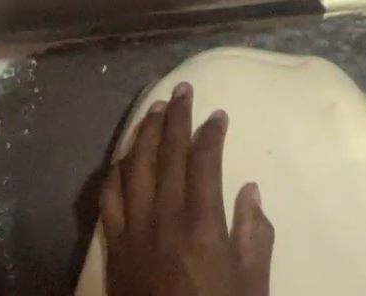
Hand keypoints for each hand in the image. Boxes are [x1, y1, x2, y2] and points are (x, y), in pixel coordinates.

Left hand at [100, 82, 274, 295]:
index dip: (211, 133)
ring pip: (135, 166)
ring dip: (145, 133)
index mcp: (202, 226)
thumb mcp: (252, 284)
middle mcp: (165, 219)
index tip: (219, 115)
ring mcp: (134, 231)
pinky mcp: (114, 247)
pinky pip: (110, 197)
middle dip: (177, 117)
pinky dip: (117, 171)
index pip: (204, 161)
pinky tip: (125, 157)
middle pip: (167, 153)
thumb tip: (249, 189)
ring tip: (155, 109)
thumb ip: (254, 234)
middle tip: (184, 90)